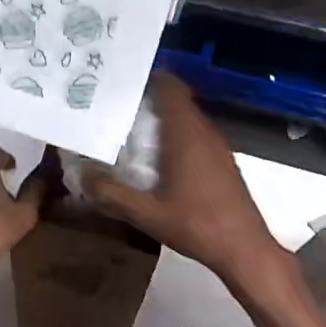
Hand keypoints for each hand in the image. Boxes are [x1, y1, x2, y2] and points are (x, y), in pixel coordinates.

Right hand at [85, 73, 288, 291]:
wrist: (244, 249)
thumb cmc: (196, 225)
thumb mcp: (146, 214)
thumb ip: (111, 193)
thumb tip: (81, 174)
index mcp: (185, 134)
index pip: (171, 87)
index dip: (149, 78)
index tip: (123, 83)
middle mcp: (204, 132)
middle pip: (177, 101)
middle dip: (149, 101)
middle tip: (117, 109)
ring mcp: (218, 147)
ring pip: (187, 120)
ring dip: (163, 121)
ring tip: (132, 133)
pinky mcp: (224, 162)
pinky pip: (196, 136)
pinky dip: (177, 137)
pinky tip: (159, 161)